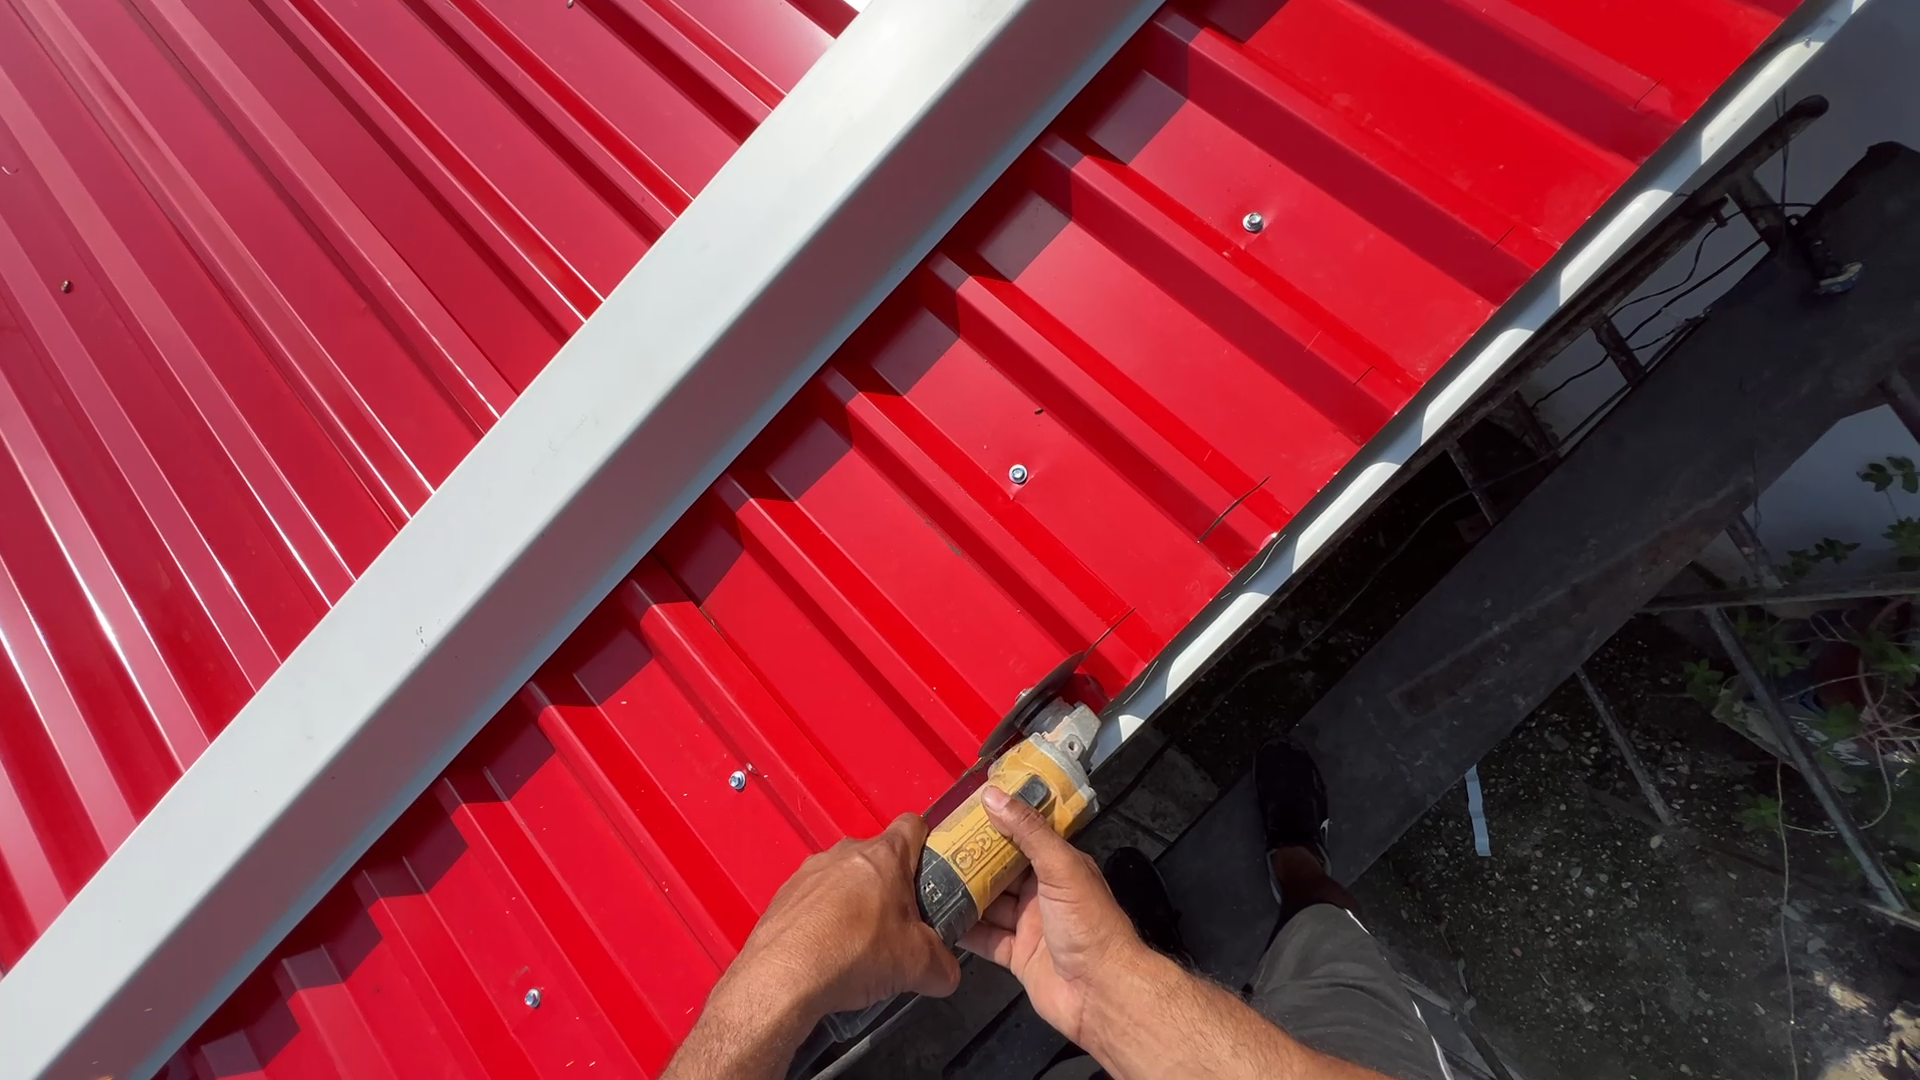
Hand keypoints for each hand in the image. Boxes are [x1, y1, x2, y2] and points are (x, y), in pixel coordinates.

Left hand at [665, 815, 960, 1078]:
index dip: (927, 843)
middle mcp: (847, 852)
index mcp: (885, 855)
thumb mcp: (917, 964)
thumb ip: (942, 964)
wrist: (783, 977)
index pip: (914, 825)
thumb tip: (946, 971)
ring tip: (861, 945)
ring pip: (845, 876)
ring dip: (856, 902)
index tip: (932, 867)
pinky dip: (824, 919)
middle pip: (880, 856)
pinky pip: (815, 898)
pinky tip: (829, 953)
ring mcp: (813, 870)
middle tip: (901, 923)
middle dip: (892, 886)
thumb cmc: (848, 953)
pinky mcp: (787, 894)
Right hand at [958, 786, 1146, 1044]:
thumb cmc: (1087, 922)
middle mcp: (1042, 891)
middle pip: (1000, 871)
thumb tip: (993, 795)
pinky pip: (986, 938)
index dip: (994, 824)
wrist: (1101, 993)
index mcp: (1057, 864)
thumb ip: (1027, 830)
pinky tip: (939, 919)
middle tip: (936, 846)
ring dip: (964, 893)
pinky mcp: (1017, 956)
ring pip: (990, 903)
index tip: (961, 814)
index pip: (1021, 836)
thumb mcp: (1059, 866)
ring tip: (930, 879)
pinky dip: (965, 930)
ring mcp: (1028, 925)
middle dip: (972, 860)